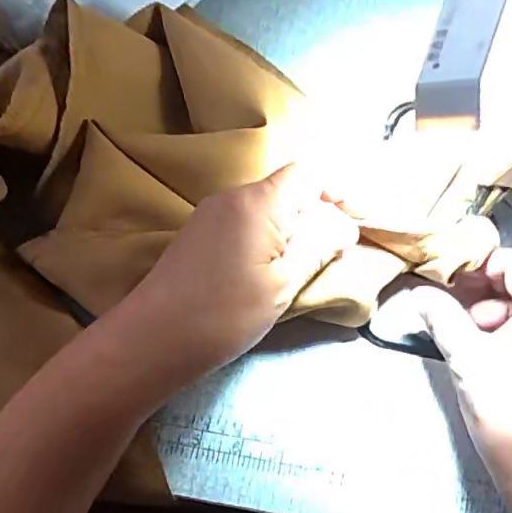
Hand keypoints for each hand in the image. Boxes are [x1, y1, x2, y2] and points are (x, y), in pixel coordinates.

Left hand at [106, 164, 358, 380]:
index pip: (310, 173)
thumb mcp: (282, 284)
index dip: (340, 192)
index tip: (358, 223)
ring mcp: (210, 217)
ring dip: (293, 230)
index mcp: (257, 202)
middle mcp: (231, 198)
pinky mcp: (197, 238)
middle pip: (288, 189)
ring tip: (307, 267)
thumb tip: (343, 225)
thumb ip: (317, 247)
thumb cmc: (223, 314)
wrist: (153, 339)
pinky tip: (271, 273)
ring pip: (266, 210)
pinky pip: (245, 225)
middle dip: (319, 214)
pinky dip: (267, 241)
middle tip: (337, 253)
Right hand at [411, 248, 511, 494]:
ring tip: (462, 336)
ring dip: (492, 315)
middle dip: (482, 292)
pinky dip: (506, 335)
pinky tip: (481, 356)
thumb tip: (423, 298)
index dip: (479, 264)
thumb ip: (441, 317)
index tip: (449, 275)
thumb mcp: (466, 357)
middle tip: (448, 305)